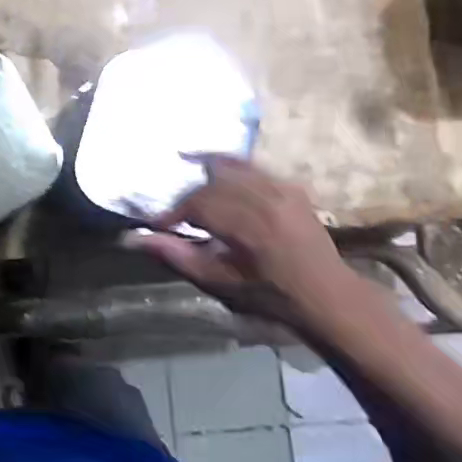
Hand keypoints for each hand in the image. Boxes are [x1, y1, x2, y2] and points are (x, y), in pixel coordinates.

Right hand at [123, 155, 356, 312]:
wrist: (327, 296)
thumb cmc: (270, 296)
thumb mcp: (219, 282)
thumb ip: (177, 256)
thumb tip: (134, 239)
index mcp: (249, 226)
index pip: (198, 204)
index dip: (173, 212)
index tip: (159, 225)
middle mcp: (266, 200)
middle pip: (213, 181)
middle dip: (189, 195)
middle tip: (175, 213)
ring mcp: (283, 189)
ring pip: (233, 166)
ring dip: (206, 172)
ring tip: (185, 173)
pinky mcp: (292, 187)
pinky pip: (254, 166)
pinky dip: (231, 165)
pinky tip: (216, 168)